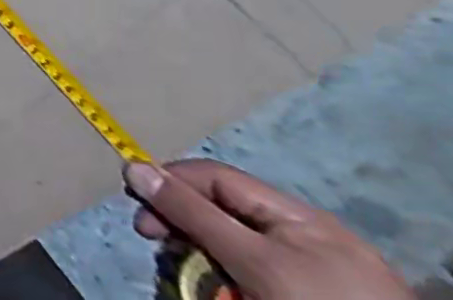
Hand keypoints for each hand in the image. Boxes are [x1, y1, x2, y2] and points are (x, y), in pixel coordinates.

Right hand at [125, 160, 413, 299]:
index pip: (214, 177)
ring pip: (239, 248)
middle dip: (185, 227)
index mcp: (296, 214)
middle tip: (157, 247)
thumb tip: (132, 165)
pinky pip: (262, 276)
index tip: (138, 208)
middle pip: (225, 213)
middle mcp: (307, 235)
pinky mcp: (321, 298)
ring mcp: (320, 273)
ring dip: (207, 260)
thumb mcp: (253, 260)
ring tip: (197, 284)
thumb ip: (193, 213)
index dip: (171, 183)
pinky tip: (230, 295)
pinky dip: (236, 284)